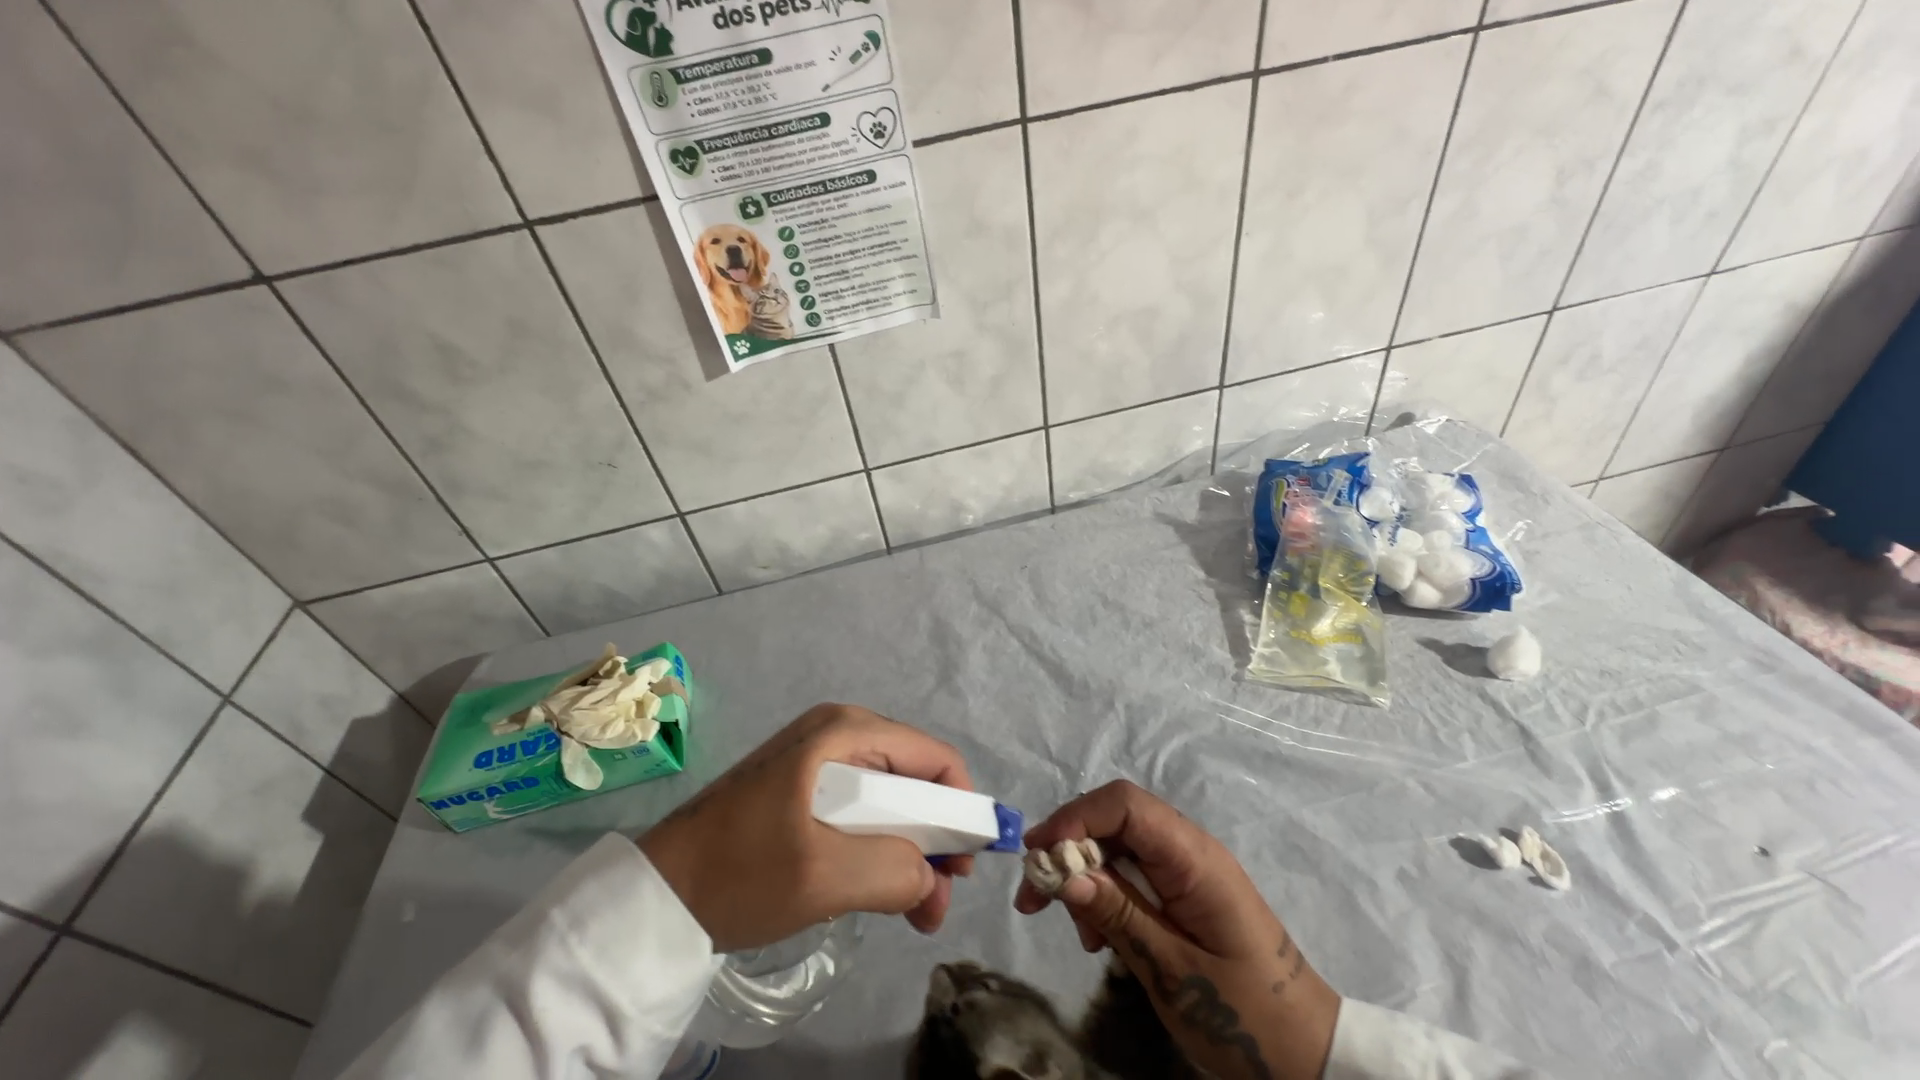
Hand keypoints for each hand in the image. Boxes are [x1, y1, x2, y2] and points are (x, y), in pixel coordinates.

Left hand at [639, 704, 974, 951]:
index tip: (965, 868)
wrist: (657, 893)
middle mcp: (837, 732)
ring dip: (907, 855)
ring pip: (889, 802)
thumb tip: (931, 877)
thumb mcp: (824, 875)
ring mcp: (817, 759)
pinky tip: (876, 893)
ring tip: (913, 912)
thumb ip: (895, 871)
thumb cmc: (740, 873)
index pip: (934, 758)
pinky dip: (876, 851)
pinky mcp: (801, 787)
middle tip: (936, 901)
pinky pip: (859, 813)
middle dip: (934, 842)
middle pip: (914, 780)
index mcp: (845, 732)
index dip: (961, 810)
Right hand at [1015, 781, 1339, 1079]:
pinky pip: (1134, 876)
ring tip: (1079, 935)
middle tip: (1036, 900)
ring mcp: (1188, 873)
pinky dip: (1105, 897)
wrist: (1305, 1052)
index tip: (1036, 858)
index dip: (1074, 819)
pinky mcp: (1184, 895)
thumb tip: (1065, 875)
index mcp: (1194, 860)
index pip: (1125, 805)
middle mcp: (1190, 852)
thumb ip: (1119, 915)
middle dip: (1070, 851)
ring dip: (1085, 879)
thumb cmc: (1244, 1013)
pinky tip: (1099, 939)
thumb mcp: (1172, 970)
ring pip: (1119, 848)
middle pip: (1115, 822)